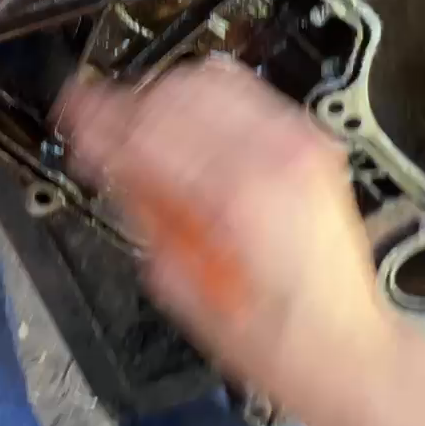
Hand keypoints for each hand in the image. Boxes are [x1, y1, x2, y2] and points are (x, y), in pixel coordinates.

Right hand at [57, 56, 424, 425]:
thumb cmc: (278, 336)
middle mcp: (271, 155)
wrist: (352, 348)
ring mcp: (295, 139)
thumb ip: (143, 209)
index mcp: (237, 194)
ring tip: (133, 113)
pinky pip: (239, 83)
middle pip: (167, 95)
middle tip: (93, 119)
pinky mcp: (306, 137)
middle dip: (120, 104)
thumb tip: (108, 157)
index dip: (98, 121)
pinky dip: (197, 86)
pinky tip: (179, 102)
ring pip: (200, 78)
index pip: (145, 129)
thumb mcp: (185, 285)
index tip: (72, 115)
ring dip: (156, 92)